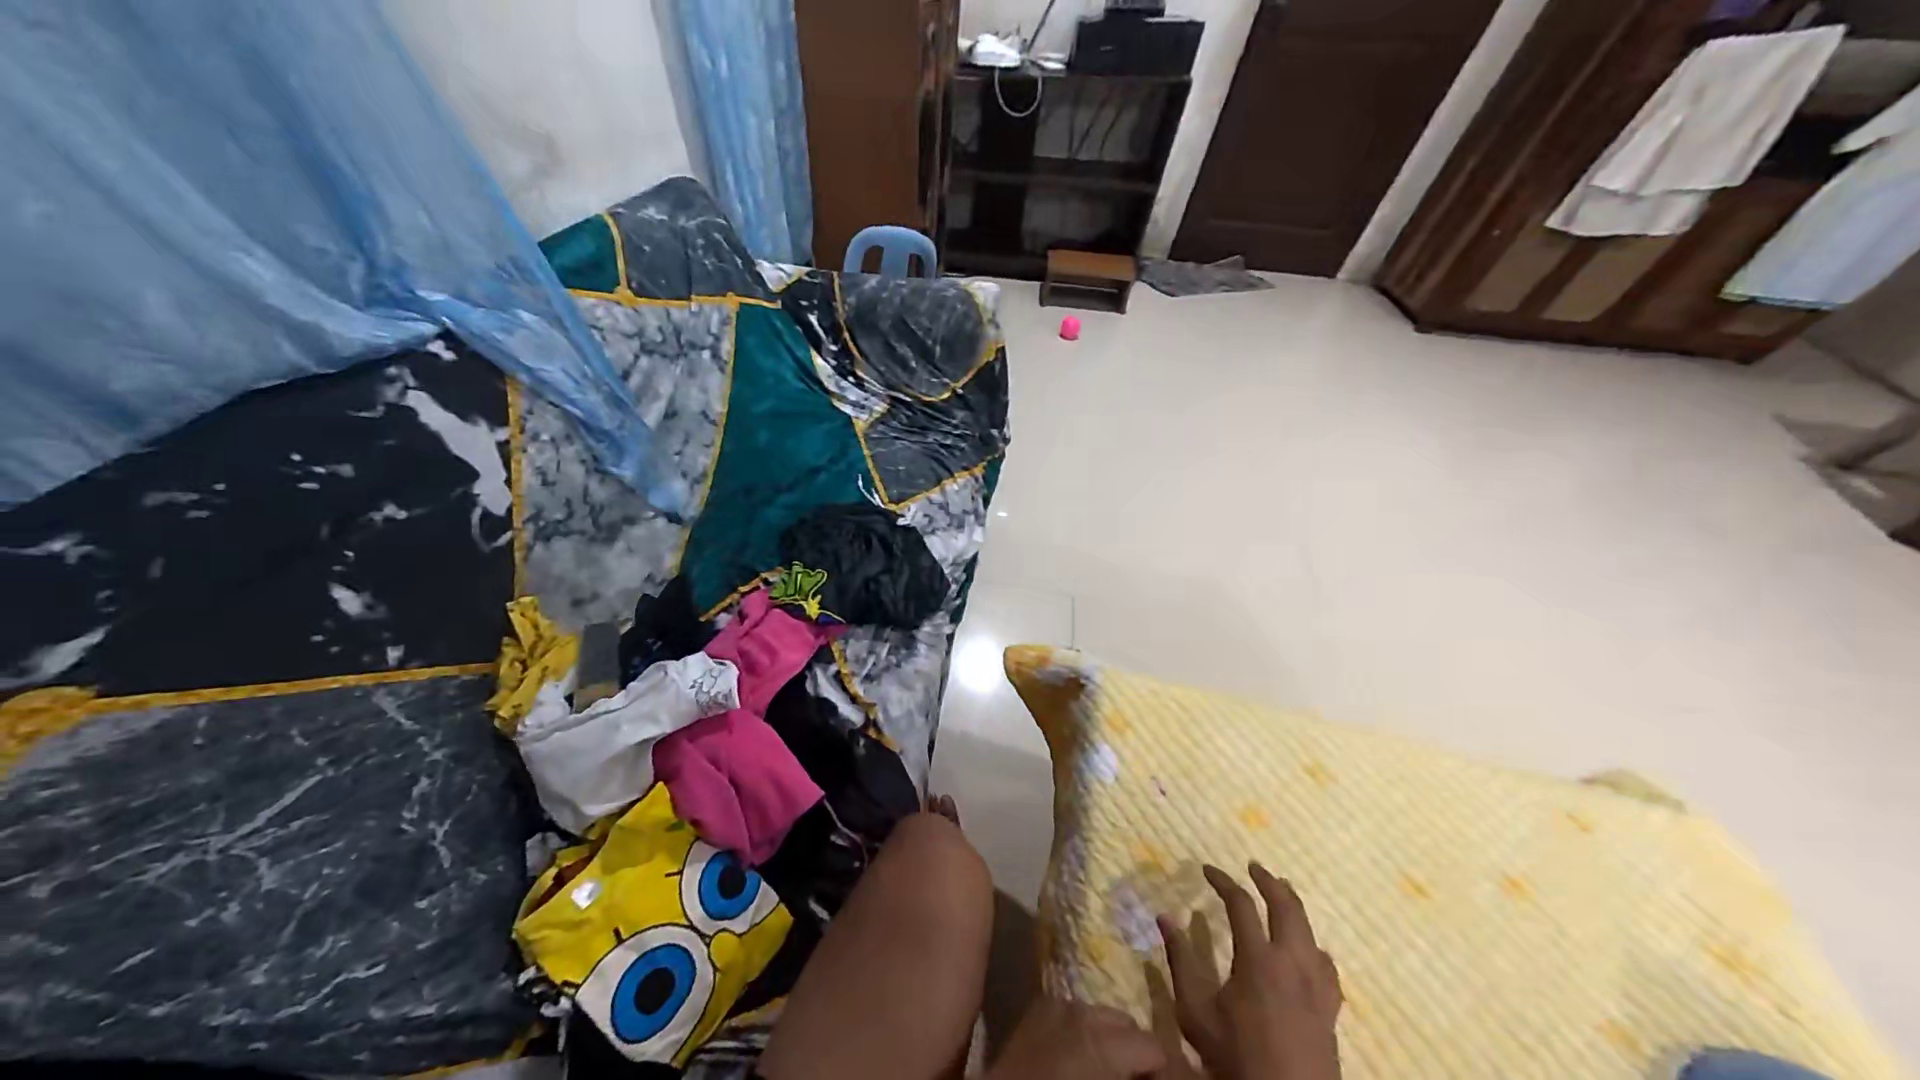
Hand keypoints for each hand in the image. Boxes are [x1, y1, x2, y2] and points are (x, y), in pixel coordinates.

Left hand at [988, 996, 1166, 1079]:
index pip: (1154, 1046)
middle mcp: (1081, 1009)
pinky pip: (1074, 1014)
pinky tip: (1077, 1059)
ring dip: (1109, 1040)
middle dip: (1134, 1053)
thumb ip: (1133, 1077)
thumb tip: (1158, 1075)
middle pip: (1127, 1023)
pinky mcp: (1038, 1007)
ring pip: (1100, 1015)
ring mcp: (1056, 1003)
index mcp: (1100, 1039)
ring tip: (1104, 1071)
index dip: (1160, 1072)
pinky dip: (1083, 1032)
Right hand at [1157, 863, 1341, 1079]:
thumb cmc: (1235, 1059)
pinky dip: (1313, 944)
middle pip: (1287, 906)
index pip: (1240, 903)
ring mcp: (1317, 986)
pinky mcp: (1331, 1009)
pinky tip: (1308, 950)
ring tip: (1282, 893)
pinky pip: (1326, 963)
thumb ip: (1180, 960)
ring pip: (1311, 930)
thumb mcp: (1195, 1011)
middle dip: (1269, 881)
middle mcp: (1292, 962)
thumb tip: (1165, 917)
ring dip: (1294, 905)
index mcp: (1258, 959)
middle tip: (1252, 867)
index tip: (1207, 869)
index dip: (1223, 881)